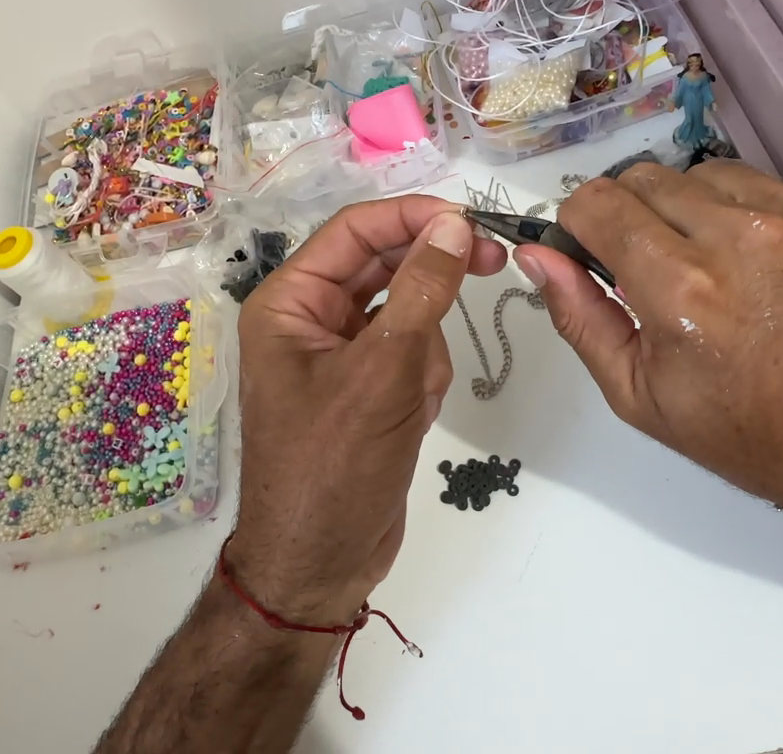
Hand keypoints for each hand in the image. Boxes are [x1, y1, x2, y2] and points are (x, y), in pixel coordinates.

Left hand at [228, 197, 506, 622]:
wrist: (320, 566)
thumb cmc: (335, 467)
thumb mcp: (383, 372)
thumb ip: (421, 291)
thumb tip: (454, 225)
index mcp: (289, 302)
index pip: (355, 232)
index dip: (413, 216)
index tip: (472, 220)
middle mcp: (309, 318)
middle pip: (384, 266)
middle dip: (432, 275)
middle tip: (493, 262)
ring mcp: (339, 353)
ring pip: (406, 312)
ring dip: (425, 347)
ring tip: (414, 397)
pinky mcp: (367, 386)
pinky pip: (410, 352)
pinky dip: (423, 377)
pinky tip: (414, 417)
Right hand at [515, 161, 782, 525]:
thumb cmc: (756, 436)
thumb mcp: (642, 397)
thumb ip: (579, 317)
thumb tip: (535, 255)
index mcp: (679, 285)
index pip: (595, 201)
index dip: (581, 224)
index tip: (595, 251)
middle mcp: (742, 233)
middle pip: (647, 178)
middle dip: (636, 216)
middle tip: (661, 268)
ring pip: (713, 175)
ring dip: (701, 211)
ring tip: (727, 267)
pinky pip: (782, 188)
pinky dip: (768, 220)